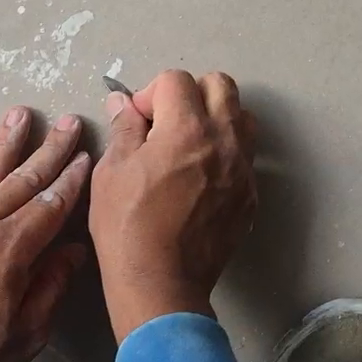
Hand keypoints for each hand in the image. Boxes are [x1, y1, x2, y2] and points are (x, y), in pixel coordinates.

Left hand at [0, 107, 91, 361]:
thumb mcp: (27, 335)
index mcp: (10, 253)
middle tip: (70, 122)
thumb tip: (73, 250)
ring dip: (6, 144)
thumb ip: (52, 287)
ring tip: (21, 114)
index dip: (72, 180)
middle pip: (22, 181)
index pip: (51, 206)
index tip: (88, 156)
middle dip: (50, 150)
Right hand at [89, 70, 256, 343]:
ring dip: (216, 119)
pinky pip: (245, 158)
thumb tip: (122, 103)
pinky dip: (225, 154)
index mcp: (187, 128)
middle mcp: (224, 141)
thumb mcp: (112, 172)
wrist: (161, 282)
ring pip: (242, 118)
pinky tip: (201, 179)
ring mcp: (243, 169)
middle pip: (221, 85)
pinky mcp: (250, 196)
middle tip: (166, 123)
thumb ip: (124, 129)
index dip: (150, 93)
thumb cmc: (127, 226)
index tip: (138, 121)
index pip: (177, 79)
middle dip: (190, 94)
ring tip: (190, 145)